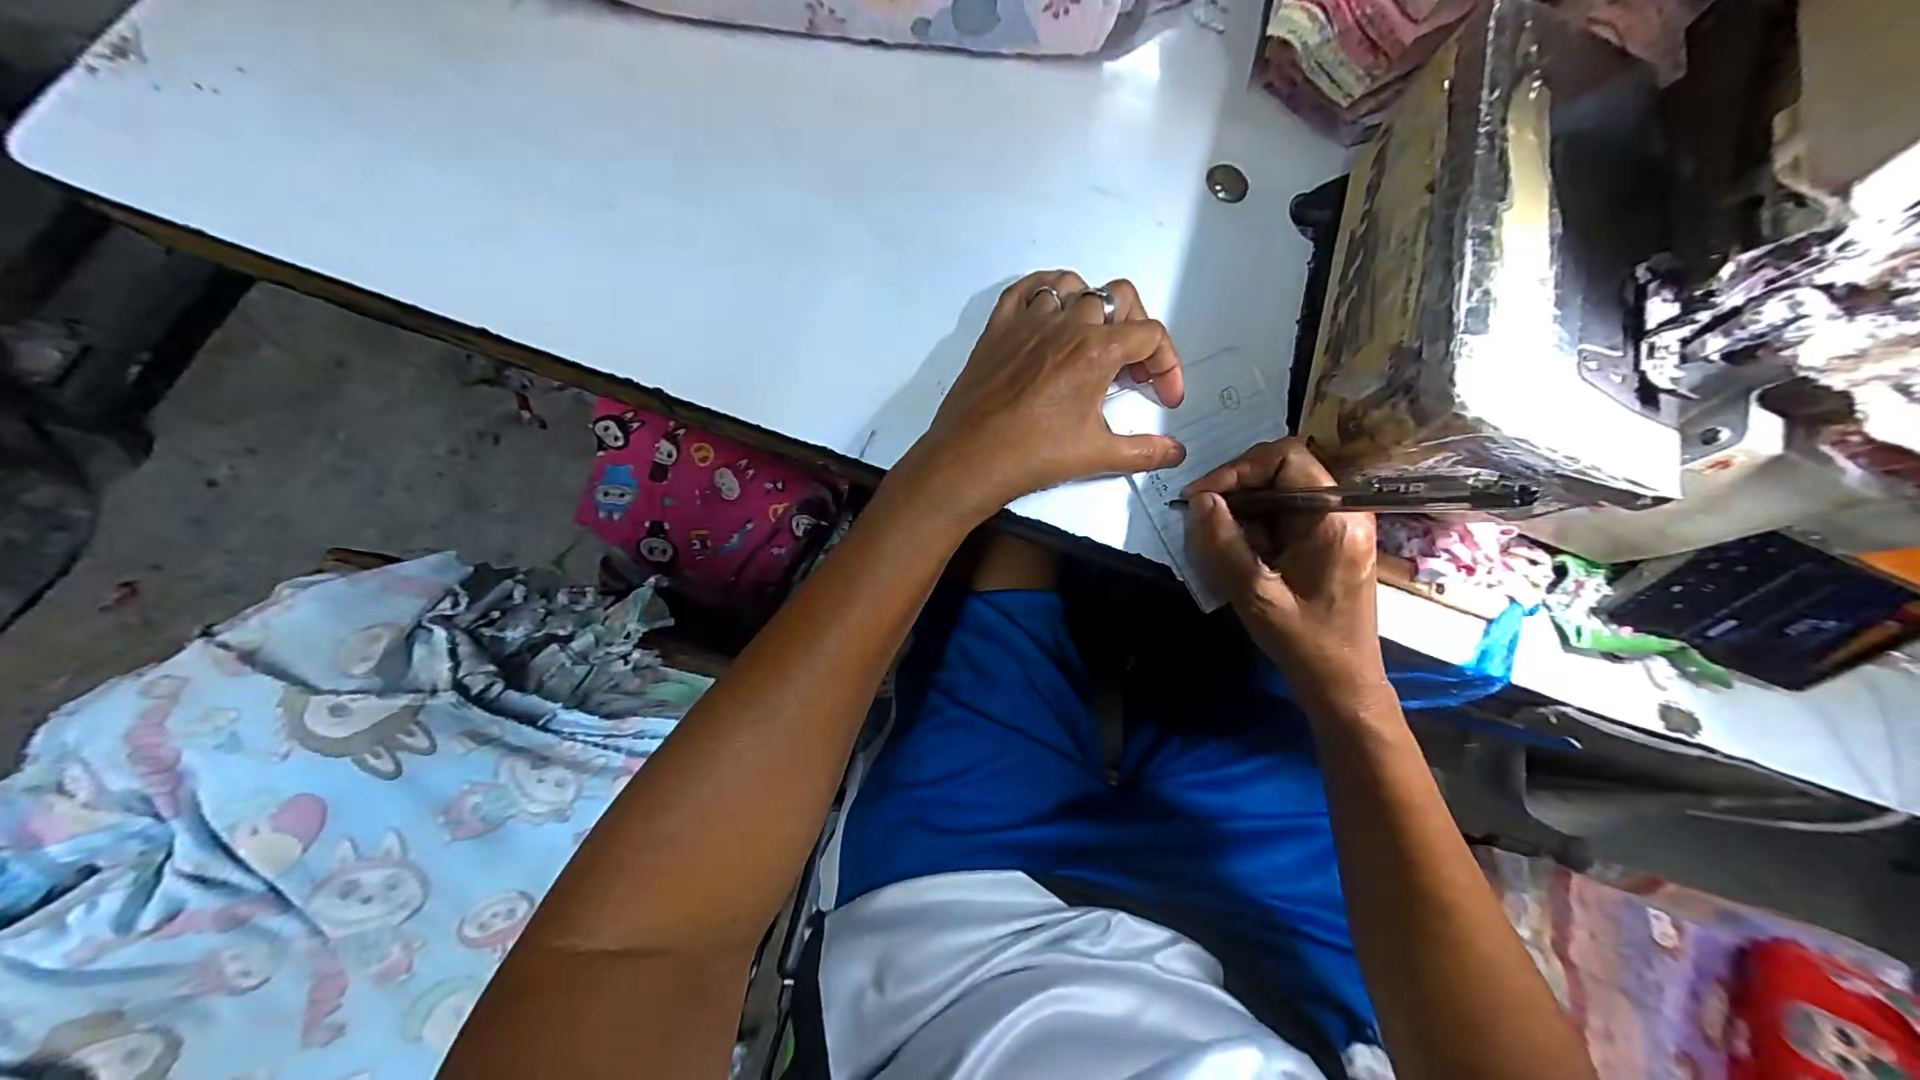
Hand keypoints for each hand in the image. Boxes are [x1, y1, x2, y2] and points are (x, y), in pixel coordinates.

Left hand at [896, 270, 1187, 523]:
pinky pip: (1025, 289)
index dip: (1167, 363)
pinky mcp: (998, 328)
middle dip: (1135, 328)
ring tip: (1092, 341)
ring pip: (1073, 286)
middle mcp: (1065, 325)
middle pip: (1118, 298)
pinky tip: (1050, 315)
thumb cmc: (1032, 454)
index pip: (1150, 335)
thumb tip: (1175, 453)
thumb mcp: (1096, 455)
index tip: (1164, 395)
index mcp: (1095, 350)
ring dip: (1092, 305)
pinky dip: (1045, 292)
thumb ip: (1144, 451)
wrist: (971, 458)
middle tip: (1130, 368)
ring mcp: (1029, 321)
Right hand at [1182, 438, 1387, 706]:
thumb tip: (1200, 500)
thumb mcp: (1254, 593)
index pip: (1286, 457)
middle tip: (1205, 519)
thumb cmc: (1303, 640)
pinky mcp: (1329, 538)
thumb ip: (1223, 543)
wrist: (1342, 680)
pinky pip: (1284, 514)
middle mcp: (1344, 510)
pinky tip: (1242, 555)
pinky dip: (1256, 526)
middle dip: (1236, 490)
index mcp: (1335, 517)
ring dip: (1244, 511)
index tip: (1203, 497)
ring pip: (1279, 491)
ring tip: (1223, 544)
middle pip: (1282, 470)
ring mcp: (1338, 524)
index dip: (1238, 468)